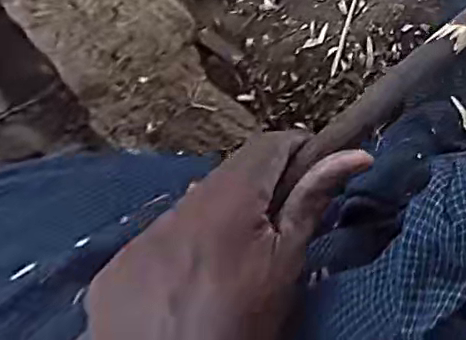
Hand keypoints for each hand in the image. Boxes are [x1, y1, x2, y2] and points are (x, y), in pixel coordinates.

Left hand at [85, 132, 371, 339]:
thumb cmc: (240, 327)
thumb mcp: (286, 264)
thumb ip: (312, 199)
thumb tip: (356, 154)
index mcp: (224, 207)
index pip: (268, 144)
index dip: (297, 150)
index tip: (314, 173)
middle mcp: (174, 215)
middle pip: (230, 172)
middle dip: (261, 183)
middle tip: (280, 219)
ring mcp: (133, 246)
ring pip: (194, 202)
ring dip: (222, 211)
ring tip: (236, 252)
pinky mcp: (109, 275)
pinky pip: (159, 236)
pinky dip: (184, 241)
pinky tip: (193, 275)